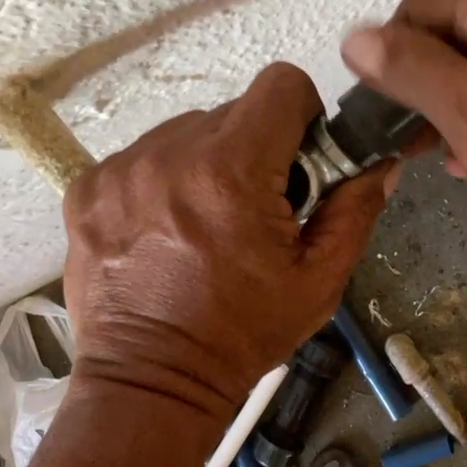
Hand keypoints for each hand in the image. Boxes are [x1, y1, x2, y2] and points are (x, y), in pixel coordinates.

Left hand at [62, 63, 393, 417]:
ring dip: (205, 165)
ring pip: (184, 134)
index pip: (280, 85)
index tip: (299, 160)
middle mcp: (169, 154)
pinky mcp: (87, 189)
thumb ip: (355, 209)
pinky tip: (164, 234)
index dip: (302, 115)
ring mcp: (120, 170)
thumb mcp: (319, 280)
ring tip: (205, 226)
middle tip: (254, 212)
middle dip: (254, 151)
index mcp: (232, 171)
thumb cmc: (242, 334)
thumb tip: (378, 161)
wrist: (152, 381)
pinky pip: (140, 158)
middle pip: (232, 113)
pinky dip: (160, 183)